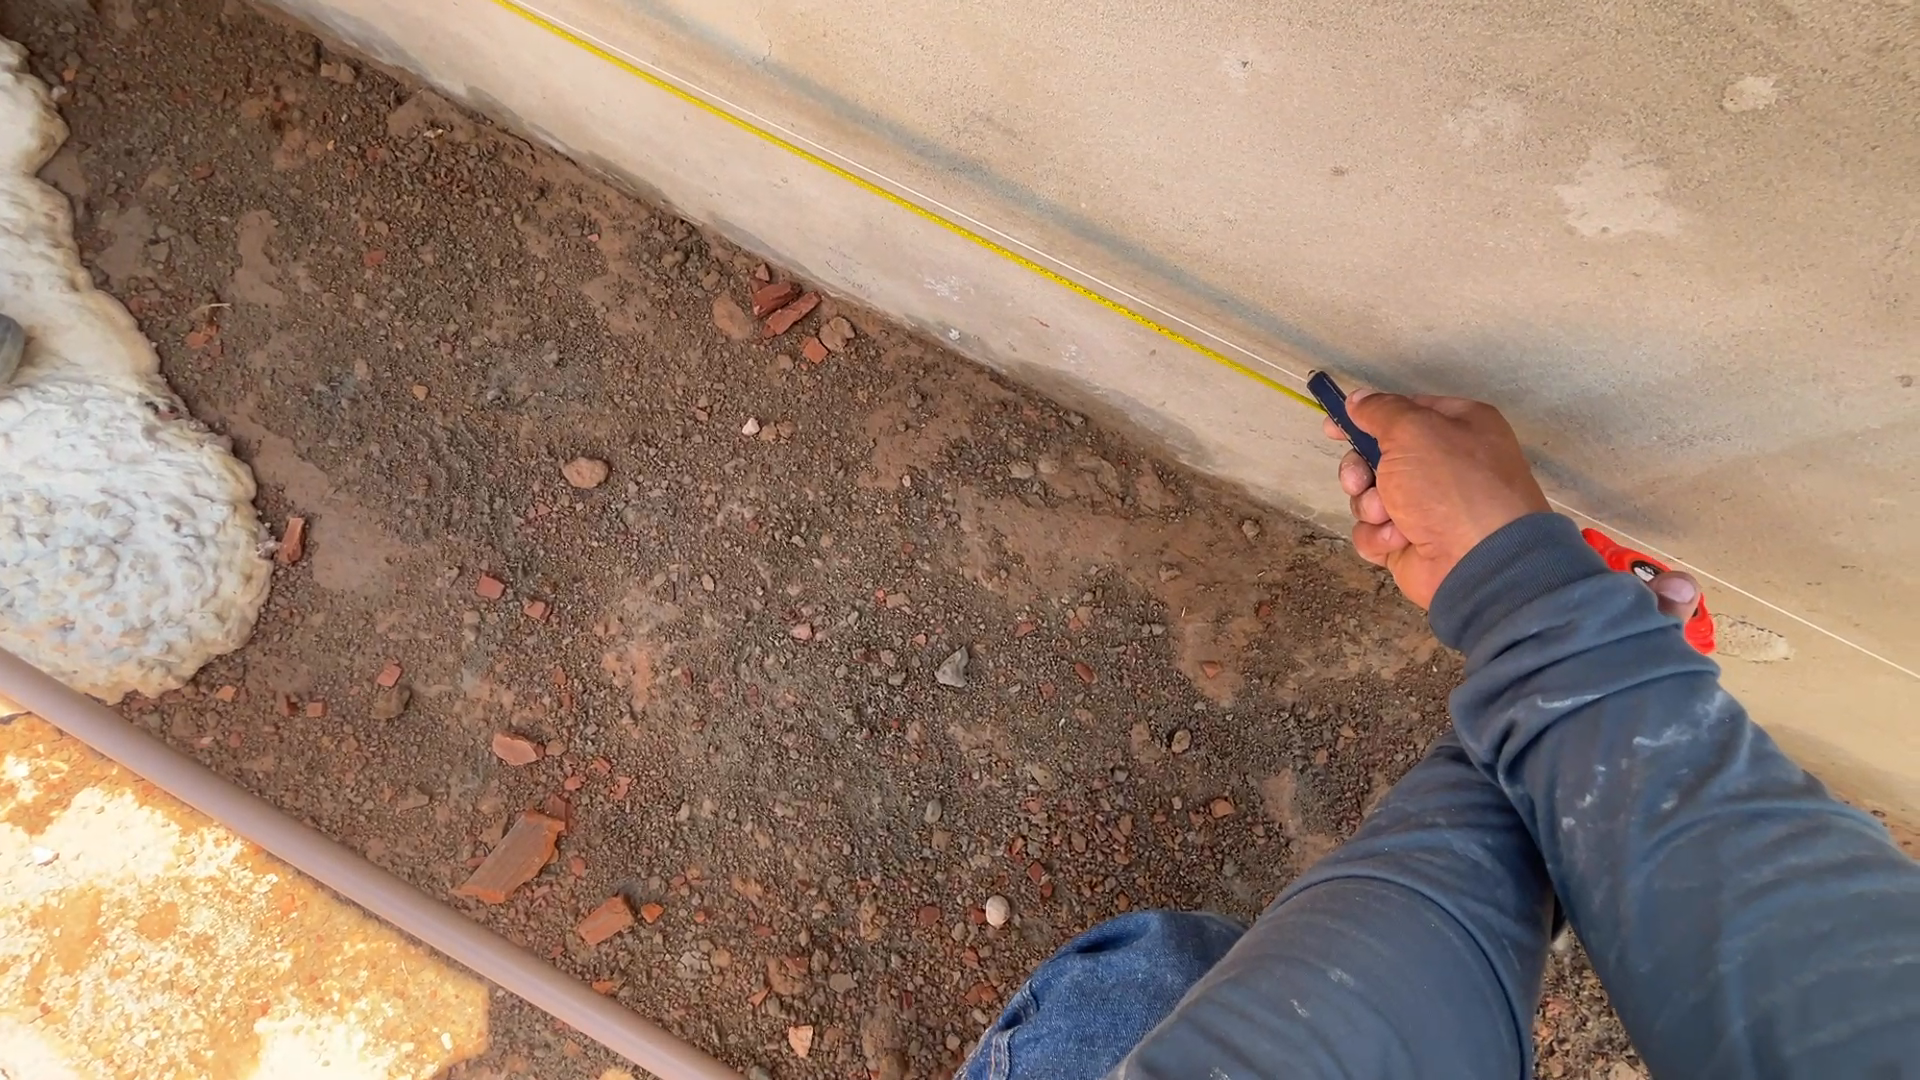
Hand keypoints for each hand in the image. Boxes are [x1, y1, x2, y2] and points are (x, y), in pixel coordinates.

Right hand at [1325, 390, 1548, 609]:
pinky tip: (1399, 539)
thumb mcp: (1412, 432)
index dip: (1365, 419)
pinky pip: (1373, 530)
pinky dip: (1378, 535)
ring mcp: (1426, 505)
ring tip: (1389, 515)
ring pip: (1369, 496)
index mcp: (1456, 428)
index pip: (1402, 413)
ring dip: (1370, 505)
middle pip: (1376, 457)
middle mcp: (1443, 464)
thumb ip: (1380, 411)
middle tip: (1362, 480)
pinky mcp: (1409, 539)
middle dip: (1360, 471)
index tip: (1333, 427)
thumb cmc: (1450, 485)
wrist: (1478, 560)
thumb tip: (1358, 400)